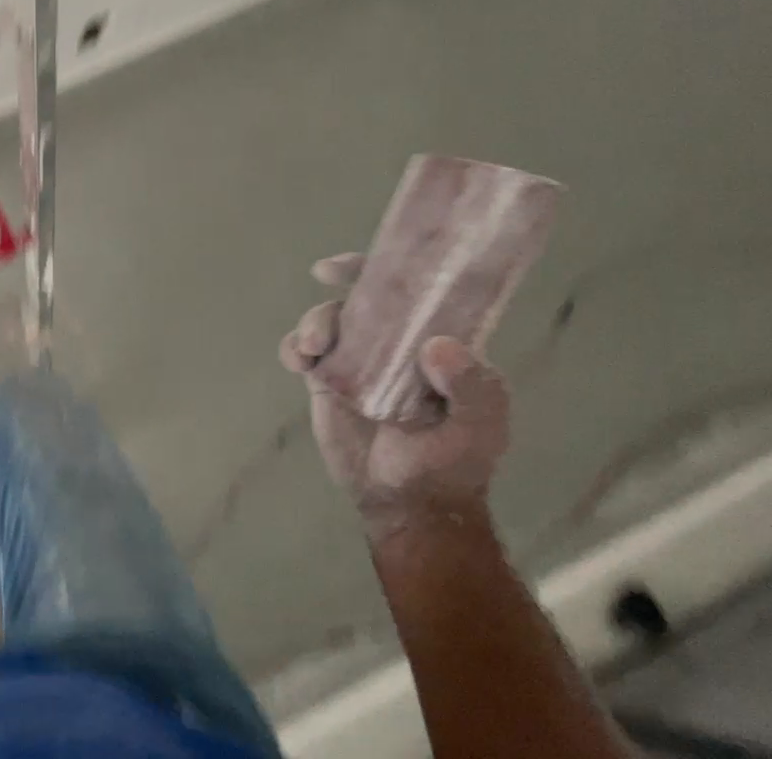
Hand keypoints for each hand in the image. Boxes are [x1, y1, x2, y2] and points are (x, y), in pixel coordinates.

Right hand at [279, 253, 511, 531]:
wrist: (406, 504)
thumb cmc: (453, 465)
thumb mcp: (479, 428)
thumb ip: (471, 387)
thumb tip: (437, 344)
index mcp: (438, 343)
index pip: (416, 293)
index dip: (388, 270)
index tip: (357, 267)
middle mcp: (395, 344)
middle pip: (360, 301)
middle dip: (335, 301)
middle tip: (323, 328)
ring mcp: (357, 361)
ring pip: (326, 323)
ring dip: (311, 326)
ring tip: (309, 352)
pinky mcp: (326, 381)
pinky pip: (302, 352)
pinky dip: (293, 348)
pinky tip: (296, 362)